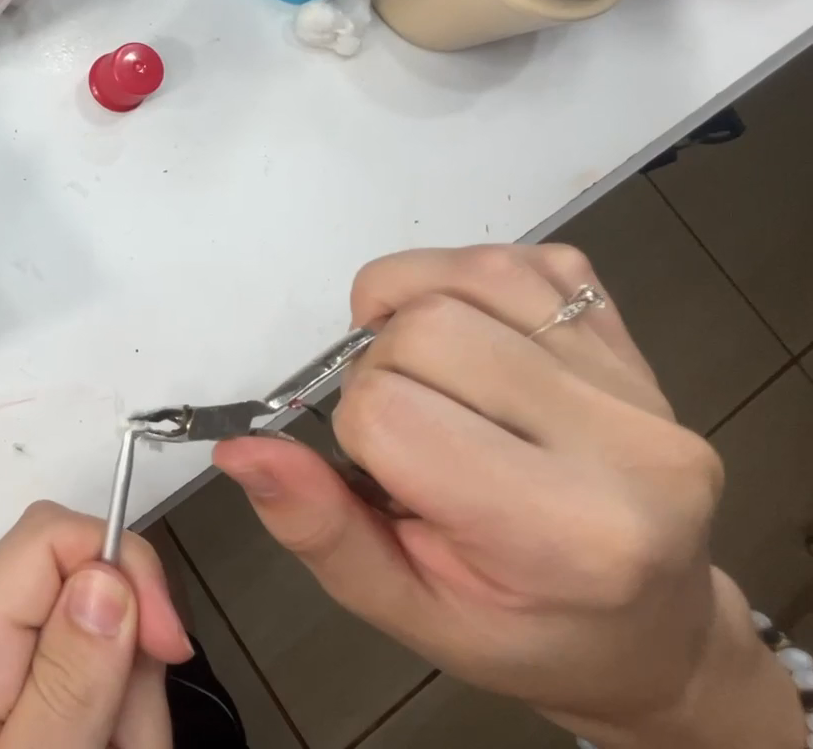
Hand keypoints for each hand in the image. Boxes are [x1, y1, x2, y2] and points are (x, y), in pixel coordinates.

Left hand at [0, 501, 193, 748]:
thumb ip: (64, 679)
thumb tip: (107, 577)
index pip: (52, 533)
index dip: (123, 563)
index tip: (170, 646)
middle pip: (92, 593)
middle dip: (132, 670)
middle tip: (116, 746)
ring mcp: (10, 674)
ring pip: (111, 656)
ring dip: (129, 723)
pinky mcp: (33, 708)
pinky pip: (104, 702)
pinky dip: (119, 738)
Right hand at [213, 245, 801, 747]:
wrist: (648, 621)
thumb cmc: (515, 627)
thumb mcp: (400, 606)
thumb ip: (318, 528)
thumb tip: (240, 448)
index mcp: (562, 530)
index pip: (389, 410)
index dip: (351, 429)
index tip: (378, 472)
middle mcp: (623, 443)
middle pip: (427, 330)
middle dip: (376, 368)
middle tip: (401, 429)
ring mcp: (633, 380)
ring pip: (466, 275)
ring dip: (406, 311)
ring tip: (418, 374)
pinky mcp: (627, 335)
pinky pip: (515, 260)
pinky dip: (454, 283)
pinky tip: (460, 340)